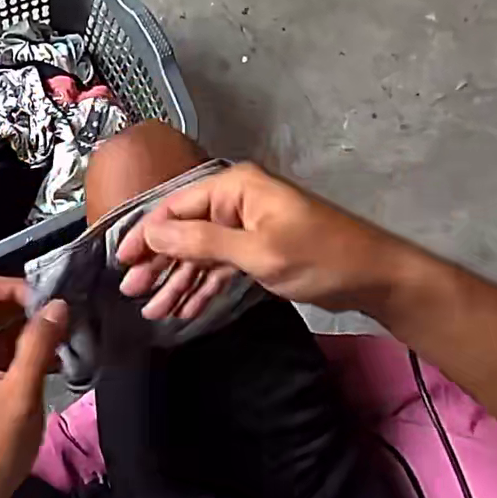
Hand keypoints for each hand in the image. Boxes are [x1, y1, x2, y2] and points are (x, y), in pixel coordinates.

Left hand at [0, 277, 68, 497]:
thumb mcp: (20, 393)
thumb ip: (39, 345)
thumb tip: (60, 304)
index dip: (17, 288)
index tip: (52, 303)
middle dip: (32, 308)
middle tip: (70, 316)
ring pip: (9, 327)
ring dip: (38, 329)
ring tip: (72, 334)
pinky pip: (14, 350)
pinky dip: (36, 349)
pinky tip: (62, 357)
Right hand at [116, 162, 415, 318]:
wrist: (374, 276)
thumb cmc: (320, 256)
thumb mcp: (257, 251)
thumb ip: (202, 241)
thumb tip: (153, 232)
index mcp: (235, 188)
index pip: (177, 207)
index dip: (147, 234)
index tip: (123, 260)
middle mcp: (235, 203)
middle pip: (184, 232)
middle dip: (159, 263)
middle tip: (132, 290)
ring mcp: (245, 229)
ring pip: (200, 255)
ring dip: (177, 282)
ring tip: (152, 309)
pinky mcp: (255, 253)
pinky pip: (220, 269)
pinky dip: (202, 288)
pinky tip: (183, 309)